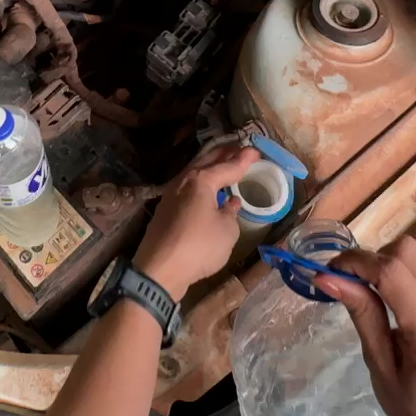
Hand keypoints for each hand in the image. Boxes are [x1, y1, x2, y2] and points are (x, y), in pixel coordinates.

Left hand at [131, 144, 258, 299]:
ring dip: (211, 164)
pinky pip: (188, 186)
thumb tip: (230, 202)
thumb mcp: (226, 231)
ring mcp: (171, 193)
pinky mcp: (165, 208)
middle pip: (206, 160)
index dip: (243, 160)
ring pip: (194, 171)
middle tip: (241, 148)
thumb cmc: (199, 246)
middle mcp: (183, 180)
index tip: (256, 151)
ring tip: (225, 161)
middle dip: (225, 152)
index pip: (227, 166)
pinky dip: (201, 180)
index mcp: (201, 180)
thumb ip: (231, 213)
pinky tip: (207, 187)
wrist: (160, 268)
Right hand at [314, 237, 415, 415]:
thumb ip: (362, 316)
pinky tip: (415, 278)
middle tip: (358, 283)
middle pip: (410, 250)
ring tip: (384, 281)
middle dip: (374, 257)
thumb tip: (328, 278)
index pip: (390, 272)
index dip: (355, 262)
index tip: (331, 273)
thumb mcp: (381, 370)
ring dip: (397, 254)